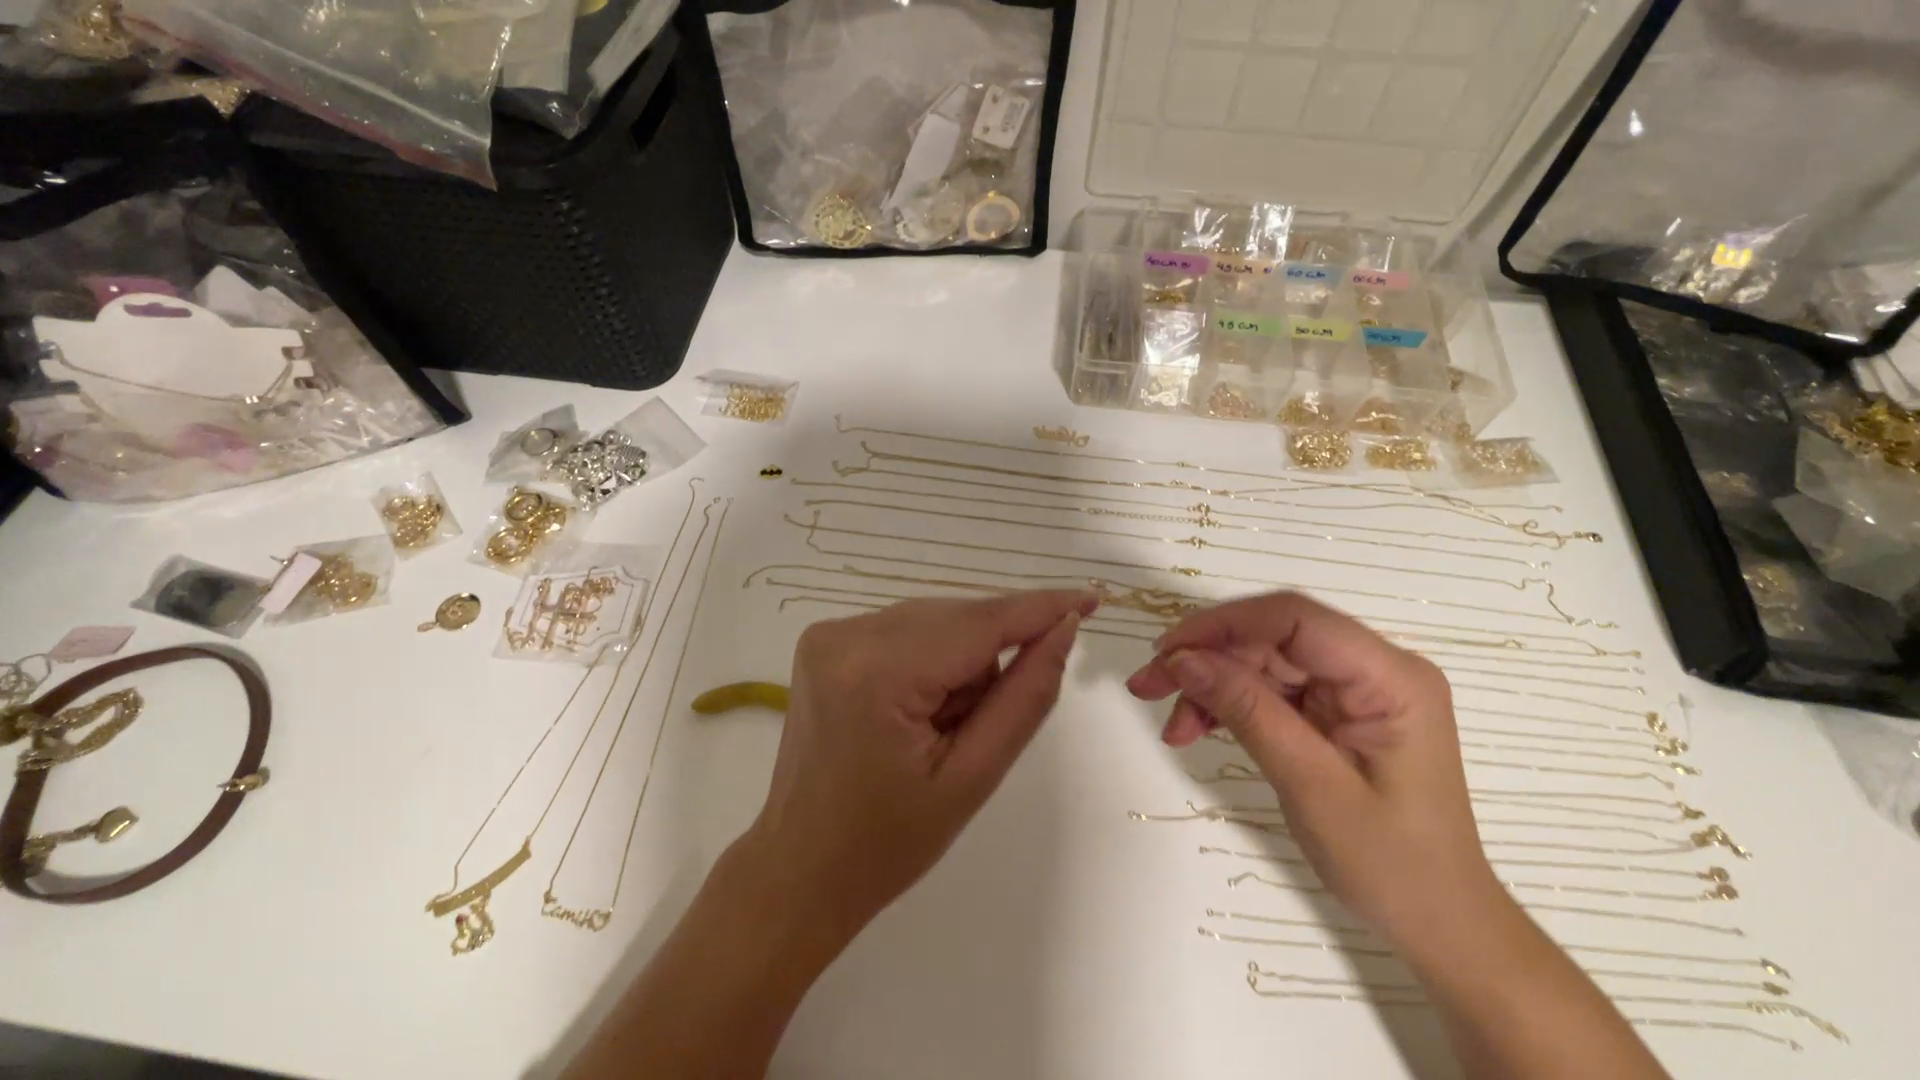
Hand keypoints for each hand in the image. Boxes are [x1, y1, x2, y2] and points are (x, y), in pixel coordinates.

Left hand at [743, 589, 1095, 939]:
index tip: (1091, 597)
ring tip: (939, 735)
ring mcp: (828, 635)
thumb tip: (1063, 630)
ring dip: (959, 665)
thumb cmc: (888, 843)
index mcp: (877, 671)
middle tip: (978, 731)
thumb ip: (1025, 696)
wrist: (802, 868)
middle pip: (956, 618)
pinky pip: (906, 631)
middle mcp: (846, 635)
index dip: (1040, 608)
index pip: (980, 622)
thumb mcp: (972, 777)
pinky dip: (930, 663)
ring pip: (934, 622)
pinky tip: (918, 718)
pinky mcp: (824, 643)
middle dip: (989, 659)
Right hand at [1125, 592, 1505, 948]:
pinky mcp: (1339, 713)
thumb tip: (1183, 658)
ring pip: (1266, 663)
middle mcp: (1376, 669)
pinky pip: (1275, 692)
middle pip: (1274, 639)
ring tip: (1172, 728)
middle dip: (1207, 659)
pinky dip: (1232, 707)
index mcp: (1390, 677)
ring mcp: (1357, 690)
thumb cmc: (1388, 862)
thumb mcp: (1309, 784)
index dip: (1224, 625)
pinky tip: (1197, 729)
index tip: (1167, 652)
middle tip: (1146, 687)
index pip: (1295, 619)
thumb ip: (1248, 711)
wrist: (1437, 920)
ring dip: (1213, 687)